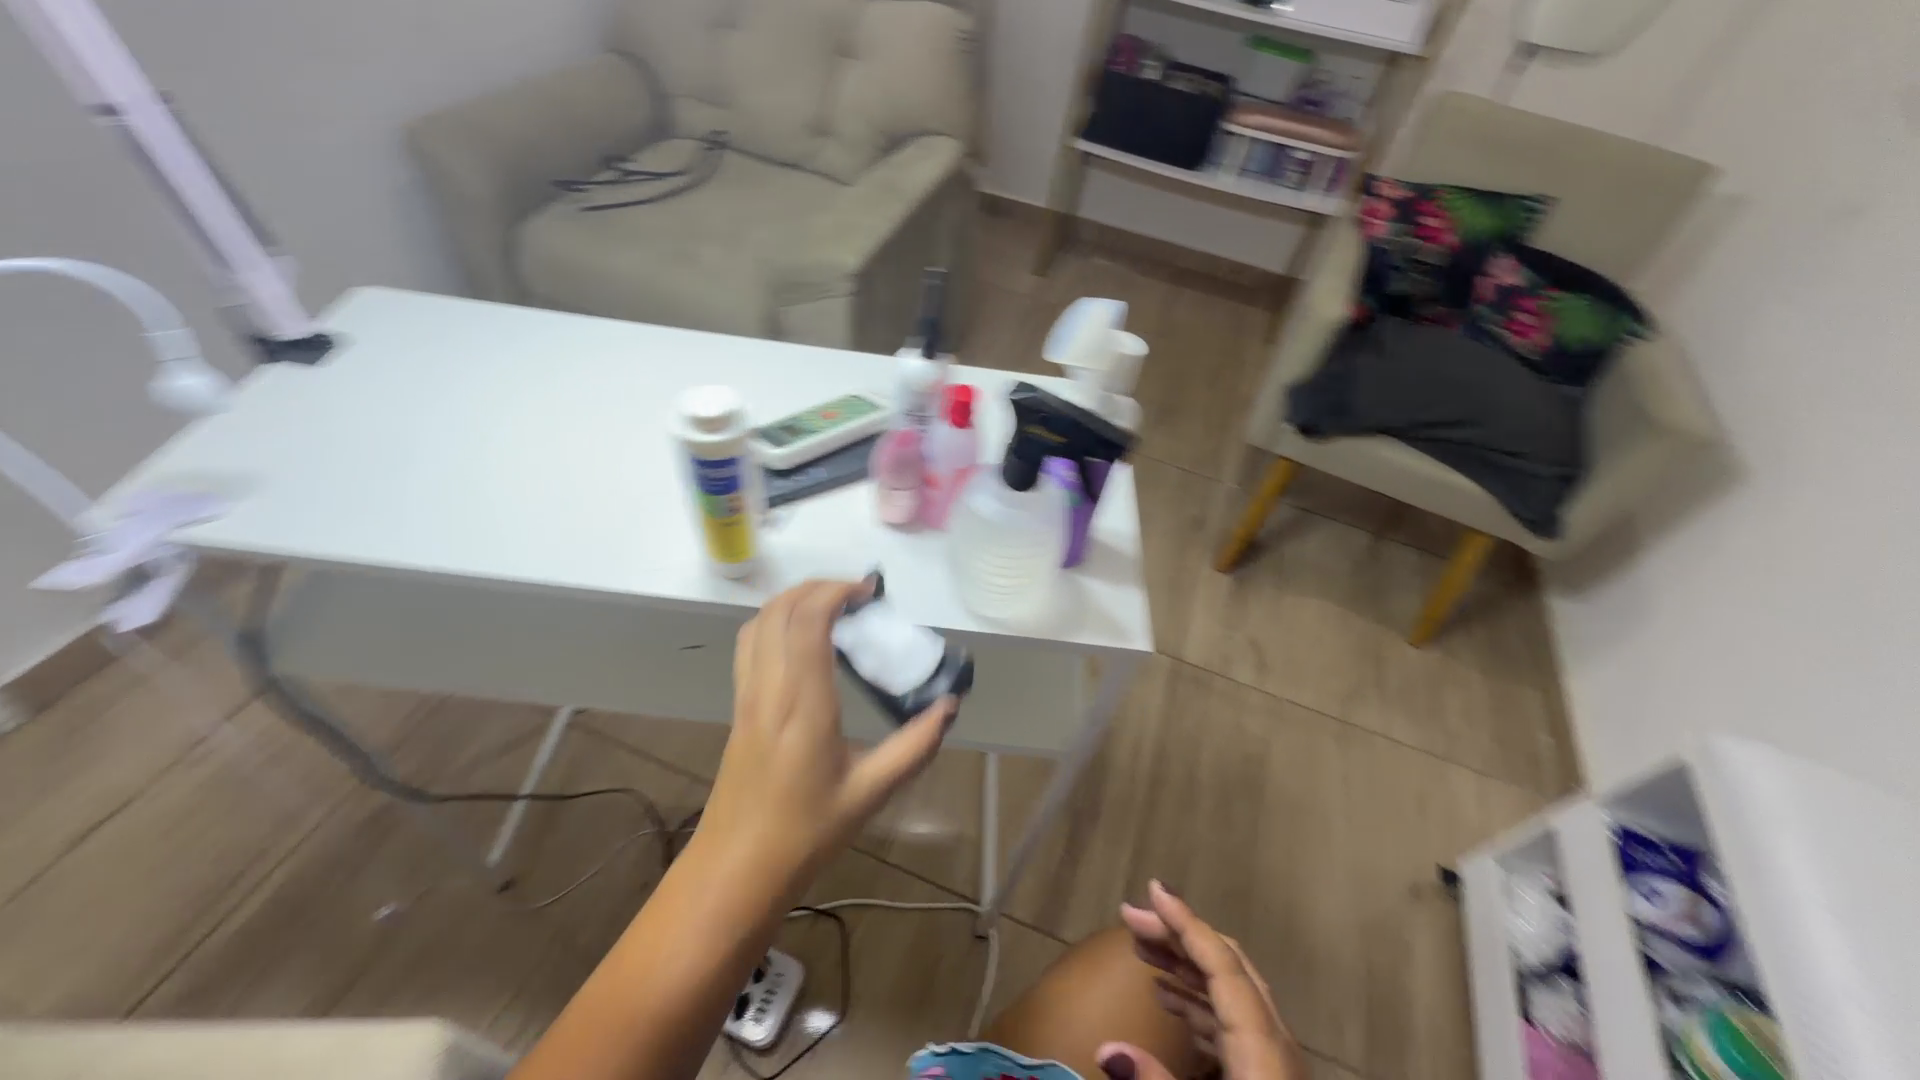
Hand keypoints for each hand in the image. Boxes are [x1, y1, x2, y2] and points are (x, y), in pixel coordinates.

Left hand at [699, 578, 956, 886]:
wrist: (737, 869)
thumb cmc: (806, 834)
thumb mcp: (871, 793)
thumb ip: (915, 746)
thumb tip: (949, 707)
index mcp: (803, 705)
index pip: (808, 621)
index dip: (836, 592)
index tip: (870, 592)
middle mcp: (768, 689)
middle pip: (779, 610)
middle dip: (818, 588)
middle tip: (857, 597)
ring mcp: (747, 697)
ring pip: (758, 624)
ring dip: (793, 602)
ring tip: (832, 610)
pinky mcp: (738, 708)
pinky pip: (750, 646)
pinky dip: (775, 623)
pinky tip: (802, 643)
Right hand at [1100, 880, 1305, 1079]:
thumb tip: (1105, 1048)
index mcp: (1262, 1045)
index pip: (1223, 965)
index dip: (1187, 923)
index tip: (1153, 889)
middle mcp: (1274, 1041)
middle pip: (1227, 967)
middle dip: (1179, 936)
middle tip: (1131, 920)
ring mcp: (1274, 1060)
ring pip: (1230, 992)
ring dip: (1185, 965)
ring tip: (1142, 951)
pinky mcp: (1266, 1075)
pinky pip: (1232, 1020)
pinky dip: (1198, 999)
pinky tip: (1168, 998)